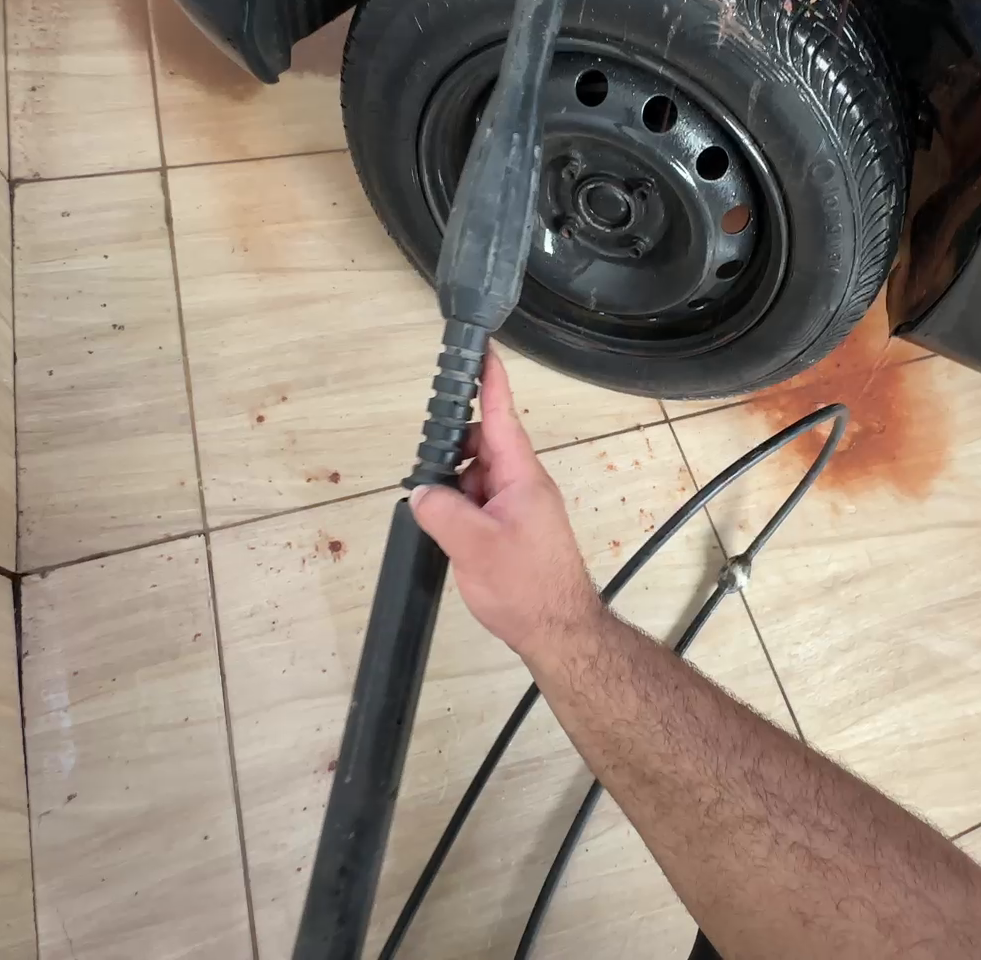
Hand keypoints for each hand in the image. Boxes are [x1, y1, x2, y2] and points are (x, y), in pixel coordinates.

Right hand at [409, 348, 601, 656]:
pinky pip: (482, 503)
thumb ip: (442, 511)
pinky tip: (454, 536)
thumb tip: (423, 493)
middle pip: (483, 447)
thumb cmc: (525, 586)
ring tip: (445, 524)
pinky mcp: (514, 526)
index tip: (483, 350)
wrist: (557, 628)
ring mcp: (520, 505)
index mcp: (521, 476)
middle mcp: (523, 483)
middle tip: (430, 482)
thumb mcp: (473, 545)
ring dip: (456, 490)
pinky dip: (464, 510)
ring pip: (478, 477)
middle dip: (454, 456)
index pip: (504, 415)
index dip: (491, 381)